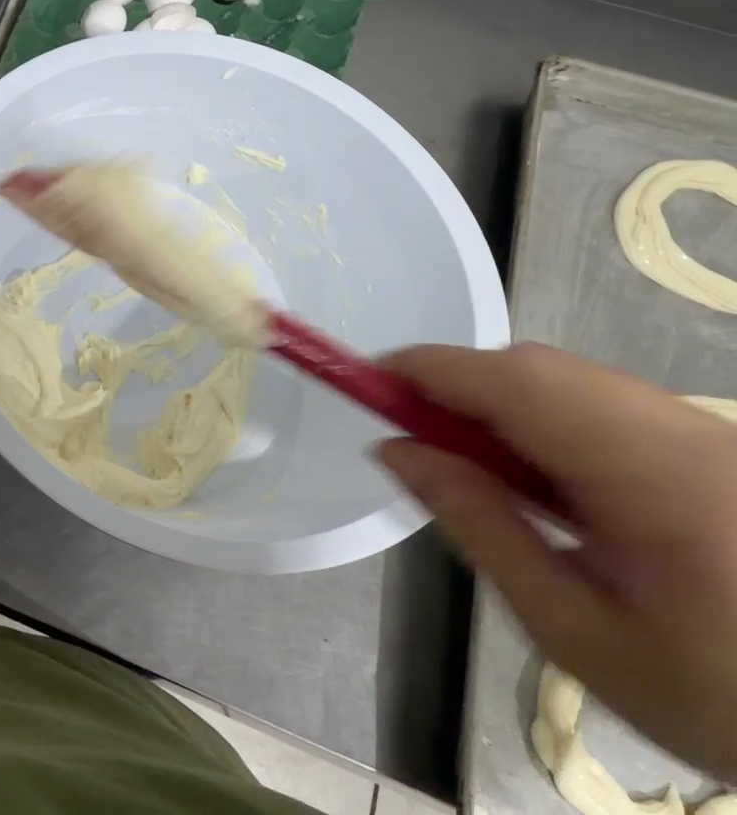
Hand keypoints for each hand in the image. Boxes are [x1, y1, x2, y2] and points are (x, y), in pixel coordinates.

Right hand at [375, 343, 736, 779]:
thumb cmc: (715, 695)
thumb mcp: (568, 625)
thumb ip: (478, 524)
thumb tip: (396, 450)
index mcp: (658, 477)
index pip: (516, 381)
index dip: (429, 368)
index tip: (363, 384)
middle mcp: (697, 437)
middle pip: (546, 371)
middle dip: (461, 388)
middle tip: (411, 440)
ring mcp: (720, 443)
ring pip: (580, 385)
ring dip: (505, 409)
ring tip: (477, 473)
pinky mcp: (726, 456)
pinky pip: (616, 410)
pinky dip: (553, 426)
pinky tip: (547, 485)